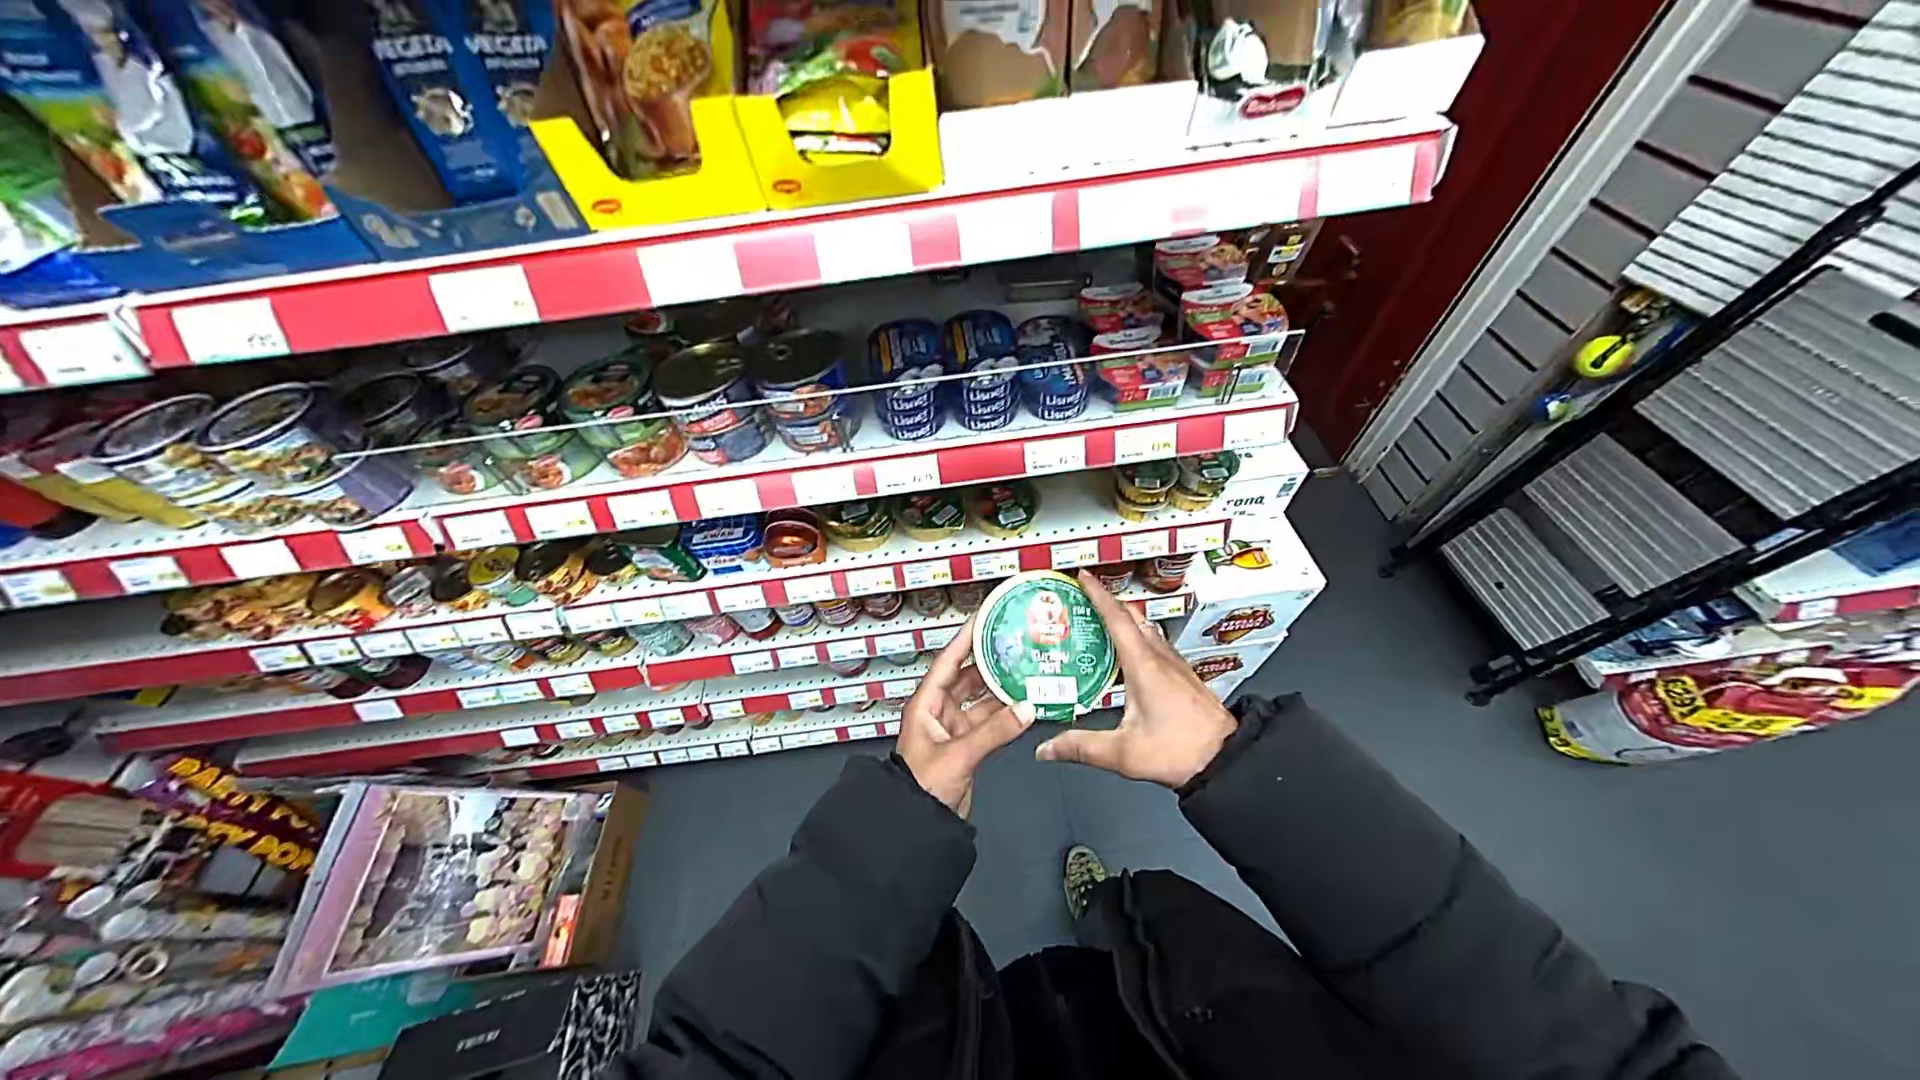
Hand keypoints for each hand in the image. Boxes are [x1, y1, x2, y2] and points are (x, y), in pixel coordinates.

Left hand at [897, 615, 1035, 816]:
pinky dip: (1005, 715)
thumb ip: (994, 732)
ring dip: (1001, 689)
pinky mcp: (967, 745)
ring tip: (1026, 671)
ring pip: (981, 700)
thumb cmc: (921, 787)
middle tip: (1015, 643)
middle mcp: (939, 711)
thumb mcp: (959, 755)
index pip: (948, 661)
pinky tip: (1024, 705)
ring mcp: (953, 728)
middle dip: (990, 661)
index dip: (966, 638)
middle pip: (967, 677)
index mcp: (927, 704)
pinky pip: (989, 722)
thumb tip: (1026, 708)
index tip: (984, 617)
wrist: (918, 825)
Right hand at [1034, 571, 1237, 787]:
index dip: (1098, 594)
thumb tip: (1047, 748)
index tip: (1083, 577)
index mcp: (1144, 666)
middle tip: (1083, 598)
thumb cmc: (1183, 751)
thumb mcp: (1124, 753)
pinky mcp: (1182, 677)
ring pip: (1146, 628)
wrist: (1227, 759)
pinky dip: (1136, 636)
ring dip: (1123, 618)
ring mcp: (1174, 666)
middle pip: (1132, 617)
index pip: (1117, 618)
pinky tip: (1127, 655)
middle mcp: (1160, 659)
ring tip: (1099, 622)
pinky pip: (1155, 644)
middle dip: (1107, 601)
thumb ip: (1082, 747)